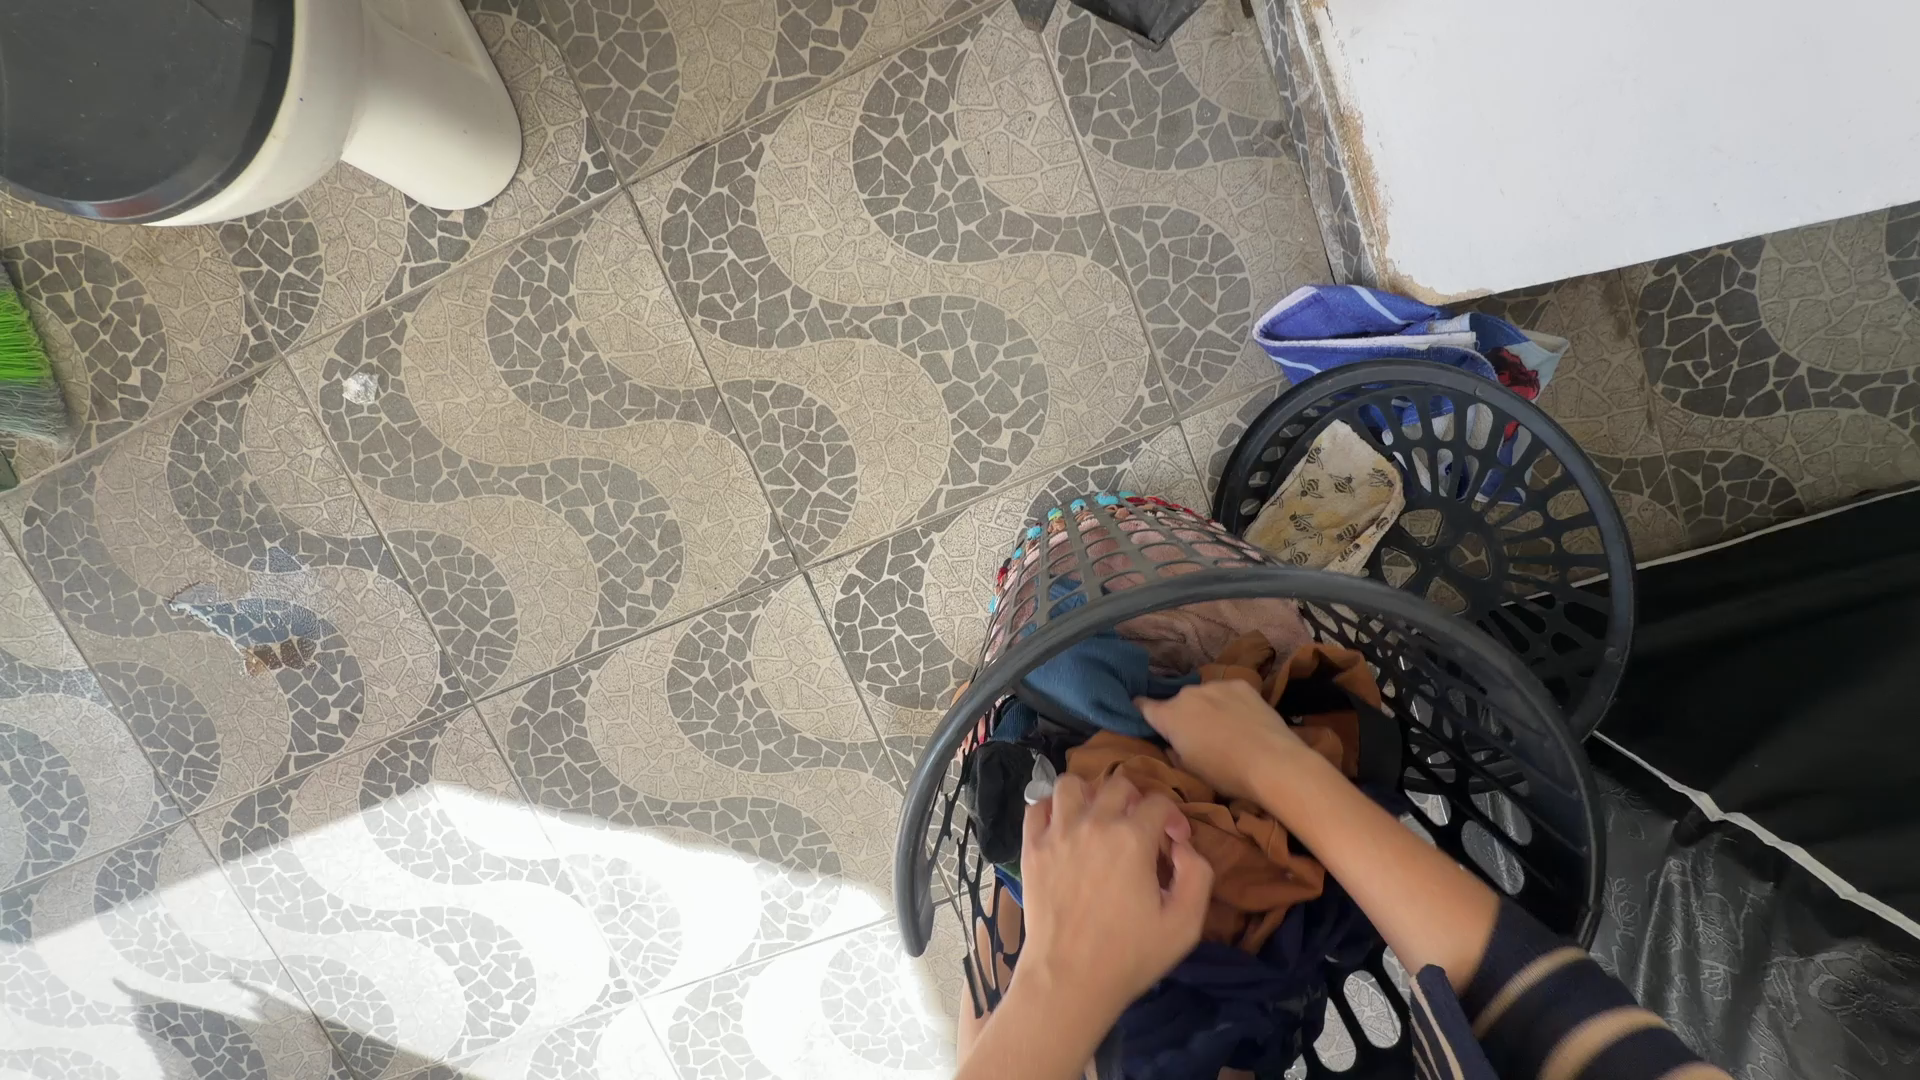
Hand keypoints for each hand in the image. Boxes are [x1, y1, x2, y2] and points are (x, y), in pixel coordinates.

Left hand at [1013, 773, 1212, 1025]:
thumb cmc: (1129, 955)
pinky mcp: (1032, 846)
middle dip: (1136, 800)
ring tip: (1098, 817)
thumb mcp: (1184, 924)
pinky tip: (1063, 825)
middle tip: (1139, 828)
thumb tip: (1183, 846)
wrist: (1069, 978)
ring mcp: (1058, 832)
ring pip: (1072, 783)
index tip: (1176, 839)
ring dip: (1090, 793)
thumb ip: (1197, 875)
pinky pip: (1037, 806)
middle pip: (1117, 784)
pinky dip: (1052, 807)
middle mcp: (1093, 823)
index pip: (1157, 801)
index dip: (1173, 816)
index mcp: (1132, 838)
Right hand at [1136, 680, 1313, 798]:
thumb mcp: (1190, 770)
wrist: (1273, 762)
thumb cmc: (1226, 774)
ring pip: (1204, 696)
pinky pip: (1227, 692)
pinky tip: (1244, 719)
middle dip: (1183, 715)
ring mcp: (1214, 686)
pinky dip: (1230, 703)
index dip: (1142, 710)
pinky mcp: (1240, 684)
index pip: (1143, 706)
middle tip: (1198, 735)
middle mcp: (1187, 694)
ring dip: (1207, 708)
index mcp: (1169, 716)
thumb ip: (1174, 750)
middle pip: (1177, 703)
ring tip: (1226, 727)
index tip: (1145, 715)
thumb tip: (1172, 742)